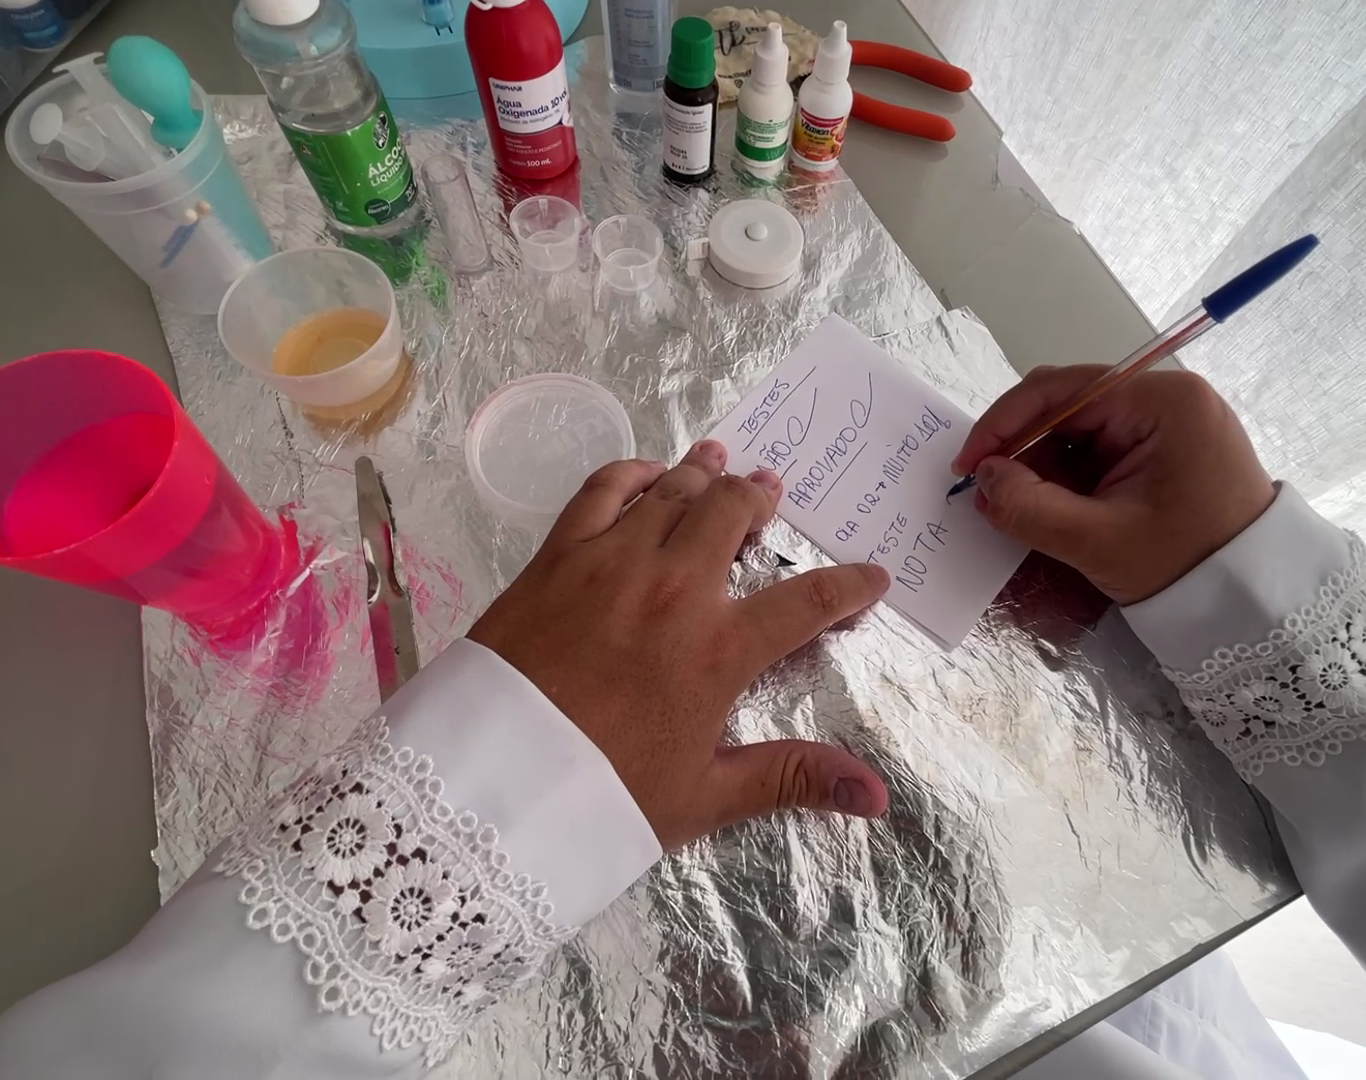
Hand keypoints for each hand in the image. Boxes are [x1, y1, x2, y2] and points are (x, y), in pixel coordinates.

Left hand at [467, 439, 892, 850]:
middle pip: (735, 514)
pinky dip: (632, 473)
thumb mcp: (706, 795)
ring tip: (723, 463)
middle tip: (770, 497)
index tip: (872, 578)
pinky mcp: (559, 555)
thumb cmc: (602, 795)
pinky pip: (601, 489)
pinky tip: (647, 474)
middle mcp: (675, 588)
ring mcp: (613, 562)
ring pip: (675, 491)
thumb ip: (794, 778)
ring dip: (706, 474)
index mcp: (719, 649)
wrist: (486, 785)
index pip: (808, 603)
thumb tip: (879, 797)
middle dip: (762, 501)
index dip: (850, 587)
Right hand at [951, 367, 1275, 604]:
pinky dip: (1061, 479)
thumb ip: (1029, 507)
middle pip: (1064, 407)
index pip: (1060, 390)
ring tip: (1018, 508)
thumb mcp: (1098, 540)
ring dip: (1038, 468)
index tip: (967, 464)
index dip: (1003, 423)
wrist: (1251, 599)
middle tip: (986, 489)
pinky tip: (1048, 508)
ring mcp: (1159, 424)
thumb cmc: (1185, 564)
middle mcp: (1161, 399)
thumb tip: (982, 478)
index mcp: (1160, 401)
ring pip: (1072, 432)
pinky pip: (1091, 452)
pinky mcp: (1155, 450)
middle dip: (1019, 448)